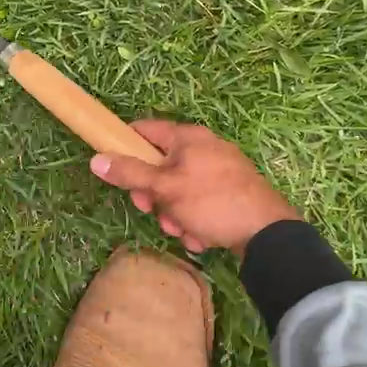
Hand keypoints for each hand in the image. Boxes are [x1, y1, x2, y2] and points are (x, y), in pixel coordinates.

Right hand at [91, 120, 298, 256]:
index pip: (143, 129)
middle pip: (161, 163)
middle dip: (152, 192)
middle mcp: (206, 147)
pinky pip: (202, 200)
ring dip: (172, 211)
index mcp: (188, 137)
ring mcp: (223, 170)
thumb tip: (95, 159)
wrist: (271, 236)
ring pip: (180, 187)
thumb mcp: (164, 188)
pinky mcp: (235, 192)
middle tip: (150, 210)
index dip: (125, 146)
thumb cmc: (212, 202)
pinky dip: (195, 218)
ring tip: (180, 230)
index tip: (118, 169)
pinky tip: (200, 237)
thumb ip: (129, 173)